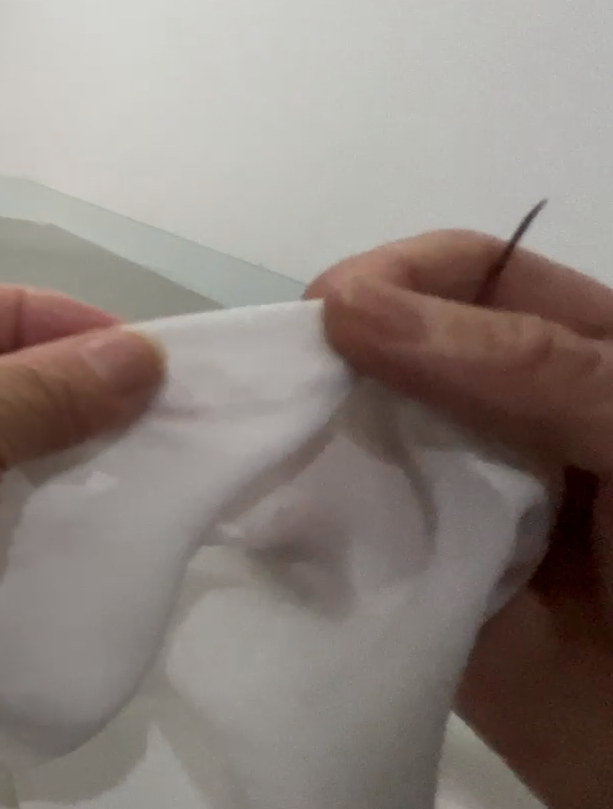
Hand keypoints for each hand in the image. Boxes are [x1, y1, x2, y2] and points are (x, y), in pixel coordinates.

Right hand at [310, 231, 612, 808]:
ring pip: (339, 418)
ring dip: (290, 422)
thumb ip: (545, 373)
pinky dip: (285, 495)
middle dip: (319, 353)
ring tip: (243, 438)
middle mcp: (499, 411)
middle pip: (380, 341)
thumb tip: (346, 308)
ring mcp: (441, 480)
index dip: (393, 277)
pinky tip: (256, 496)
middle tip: (272, 388)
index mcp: (577, 365)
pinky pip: (321, 502)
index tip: (328, 324)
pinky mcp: (389, 548)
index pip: (464, 273)